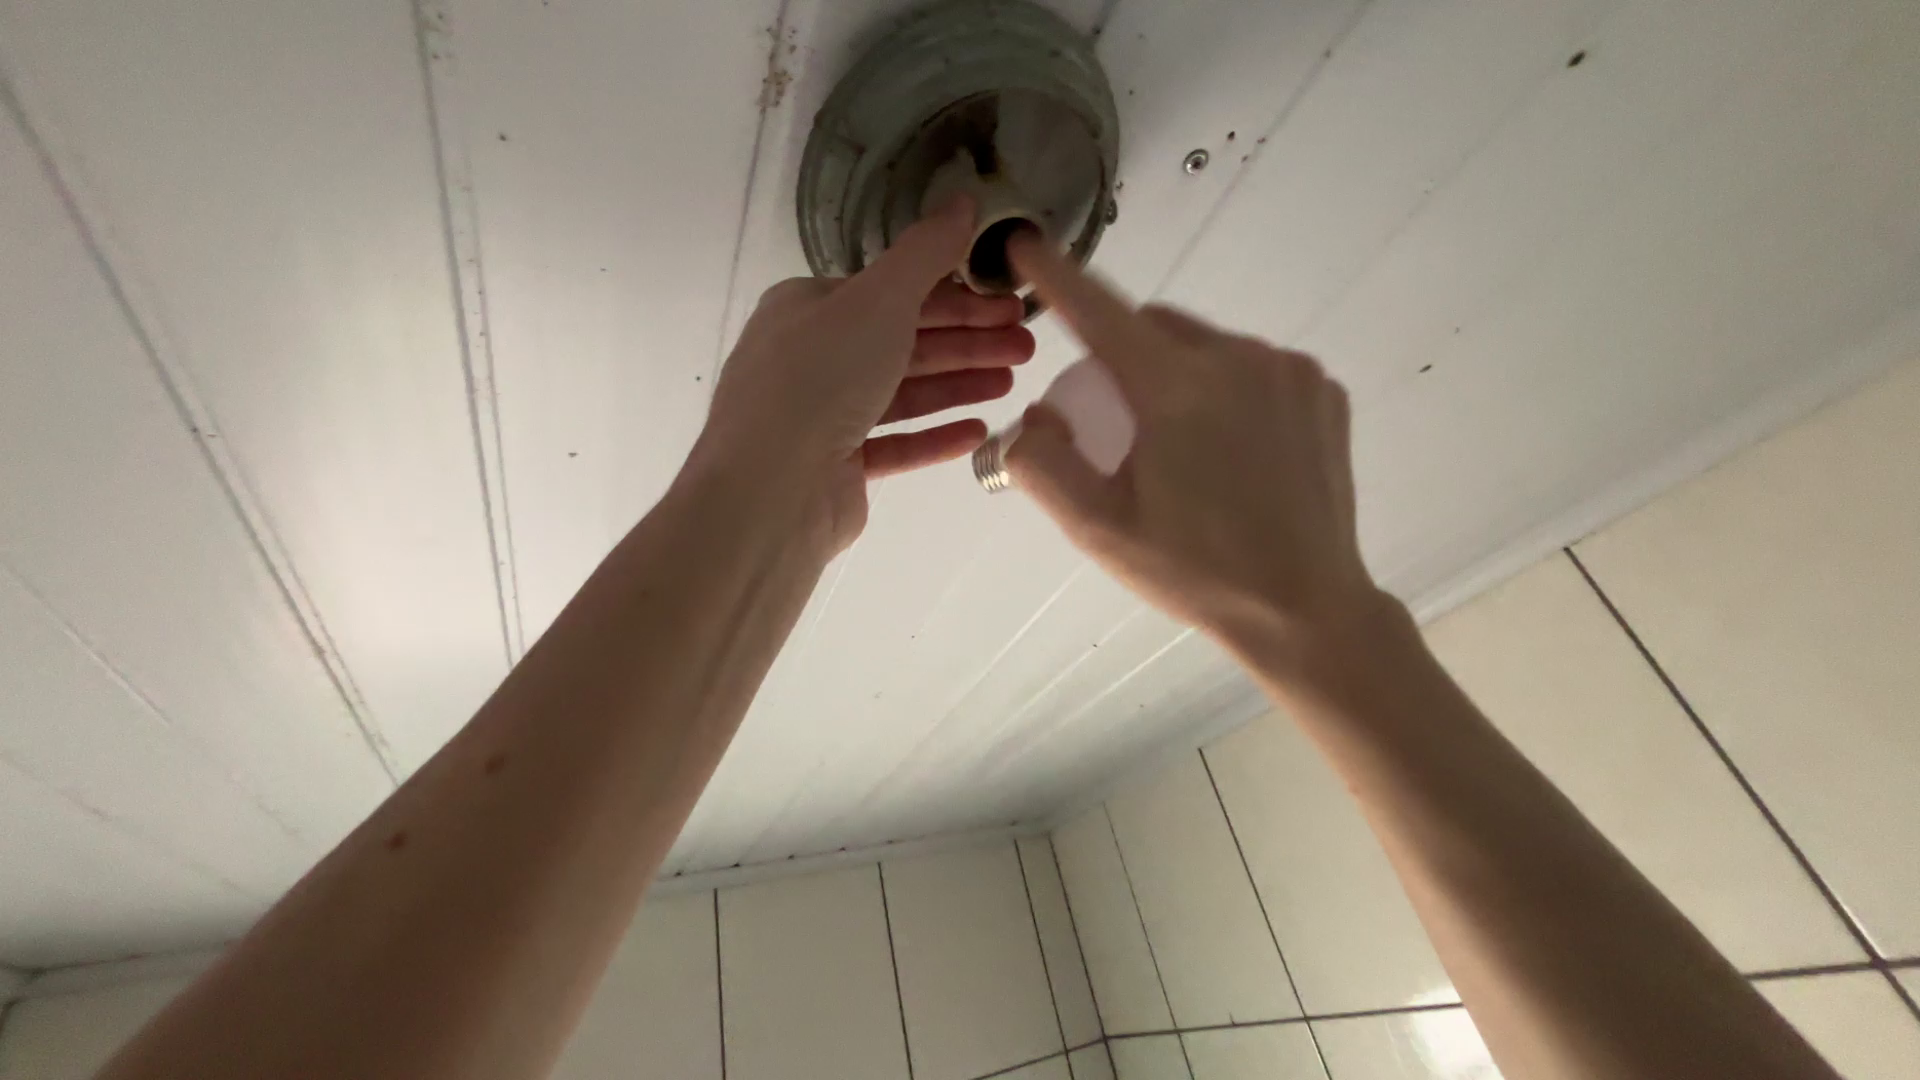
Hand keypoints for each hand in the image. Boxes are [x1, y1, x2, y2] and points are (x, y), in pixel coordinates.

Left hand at [698, 197, 1033, 551]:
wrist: (772, 488)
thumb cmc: (821, 378)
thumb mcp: (879, 300)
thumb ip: (926, 253)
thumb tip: (963, 199)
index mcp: (809, 309)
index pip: (893, 295)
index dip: (956, 298)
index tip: (1009, 307)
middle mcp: (811, 358)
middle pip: (902, 343)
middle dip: (967, 343)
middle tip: (1025, 346)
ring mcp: (821, 417)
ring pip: (901, 394)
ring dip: (957, 385)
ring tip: (1011, 385)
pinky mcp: (837, 468)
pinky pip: (893, 444)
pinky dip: (934, 435)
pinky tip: (976, 432)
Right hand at [1005, 234, 1391, 662]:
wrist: (1306, 610)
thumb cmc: (1194, 571)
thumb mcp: (1098, 529)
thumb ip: (1043, 463)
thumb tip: (1037, 414)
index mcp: (1178, 388)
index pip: (1101, 313)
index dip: (1057, 278)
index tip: (1026, 244)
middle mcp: (1239, 358)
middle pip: (1154, 327)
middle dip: (1122, 357)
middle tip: (1118, 427)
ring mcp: (1291, 372)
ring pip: (1205, 346)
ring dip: (1176, 375)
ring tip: (1184, 450)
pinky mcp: (1324, 392)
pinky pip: (1253, 368)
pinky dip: (1227, 390)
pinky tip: (1234, 452)